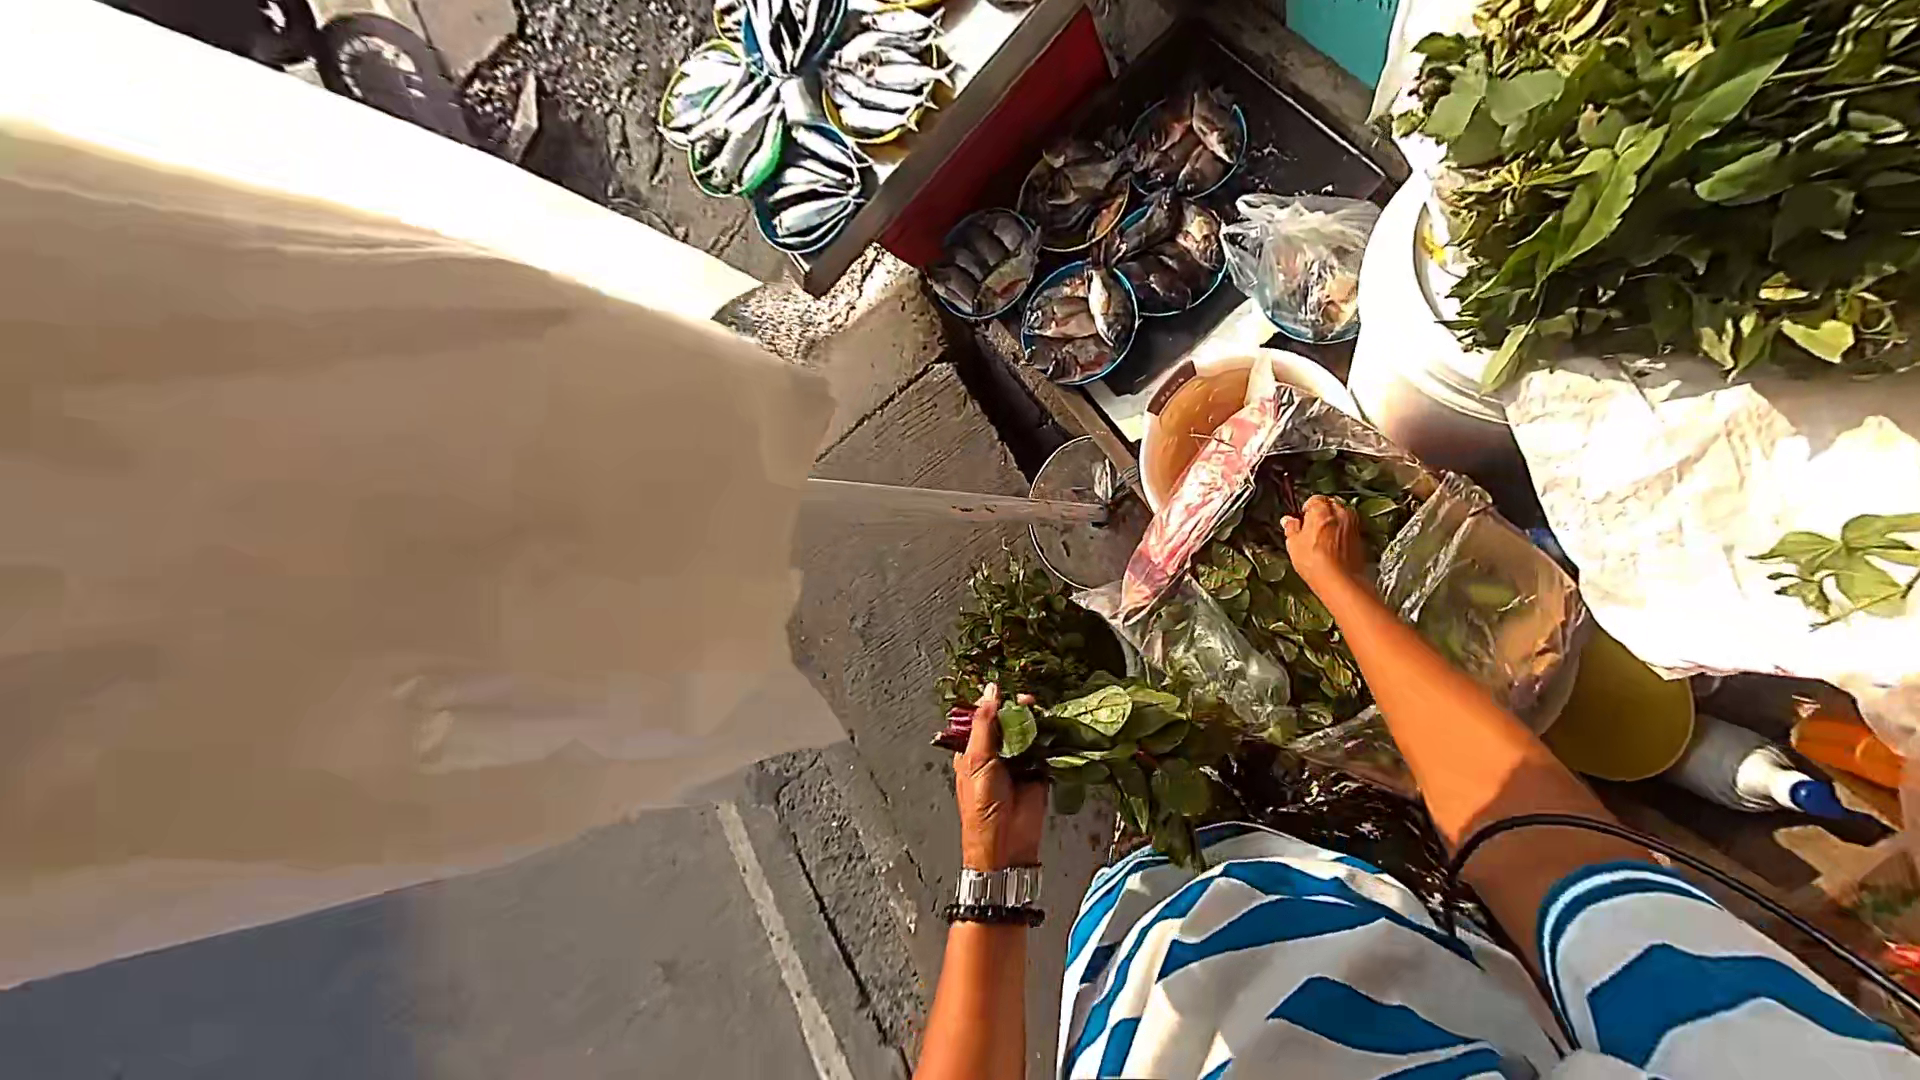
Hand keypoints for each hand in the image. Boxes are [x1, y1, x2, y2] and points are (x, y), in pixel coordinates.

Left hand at [954, 684, 1046, 870]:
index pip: (982, 717)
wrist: (1006, 845)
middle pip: (1007, 721)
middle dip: (1015, 708)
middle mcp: (996, 751)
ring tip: (1037, 708)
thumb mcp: (977, 760)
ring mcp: (1018, 759)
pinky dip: (1049, 735)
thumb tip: (990, 692)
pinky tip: (1051, 723)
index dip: (992, 701)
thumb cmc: (982, 806)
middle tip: (1026, 699)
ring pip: (1027, 731)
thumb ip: (985, 725)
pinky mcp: (1039, 769)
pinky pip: (1045, 747)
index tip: (1003, 686)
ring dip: (1033, 719)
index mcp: (973, 748)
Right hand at [1282, 494, 1367, 596]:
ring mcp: (1353, 525)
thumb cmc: (1315, 561)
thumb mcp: (1293, 543)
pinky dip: (1341, 532)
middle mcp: (1340, 513)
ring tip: (1320, 537)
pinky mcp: (1360, 537)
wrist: (1340, 580)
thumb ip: (1291, 528)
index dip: (1305, 509)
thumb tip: (1288, 521)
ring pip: (1341, 516)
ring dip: (1333, 522)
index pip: (1314, 499)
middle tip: (1309, 527)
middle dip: (1321, 512)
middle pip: (1330, 505)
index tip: (1300, 519)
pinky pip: (1348, 528)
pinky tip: (1331, 546)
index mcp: (1321, 510)